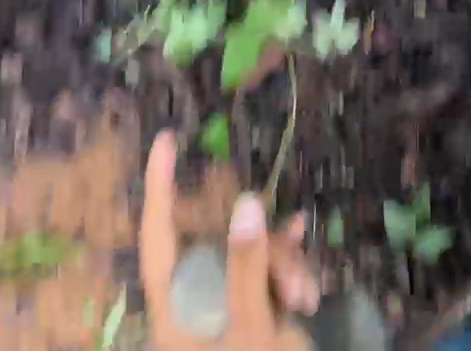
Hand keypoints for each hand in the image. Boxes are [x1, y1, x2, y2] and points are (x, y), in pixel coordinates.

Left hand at [140, 130, 318, 349]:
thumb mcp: (252, 331)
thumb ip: (246, 267)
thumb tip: (245, 201)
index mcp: (176, 308)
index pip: (160, 237)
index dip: (161, 188)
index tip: (168, 141)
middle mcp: (196, 303)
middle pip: (223, 242)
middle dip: (263, 246)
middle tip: (296, 283)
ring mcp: (225, 310)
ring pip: (252, 256)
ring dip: (284, 268)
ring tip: (308, 298)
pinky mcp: (252, 318)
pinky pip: (268, 275)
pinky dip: (288, 271)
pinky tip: (310, 276)